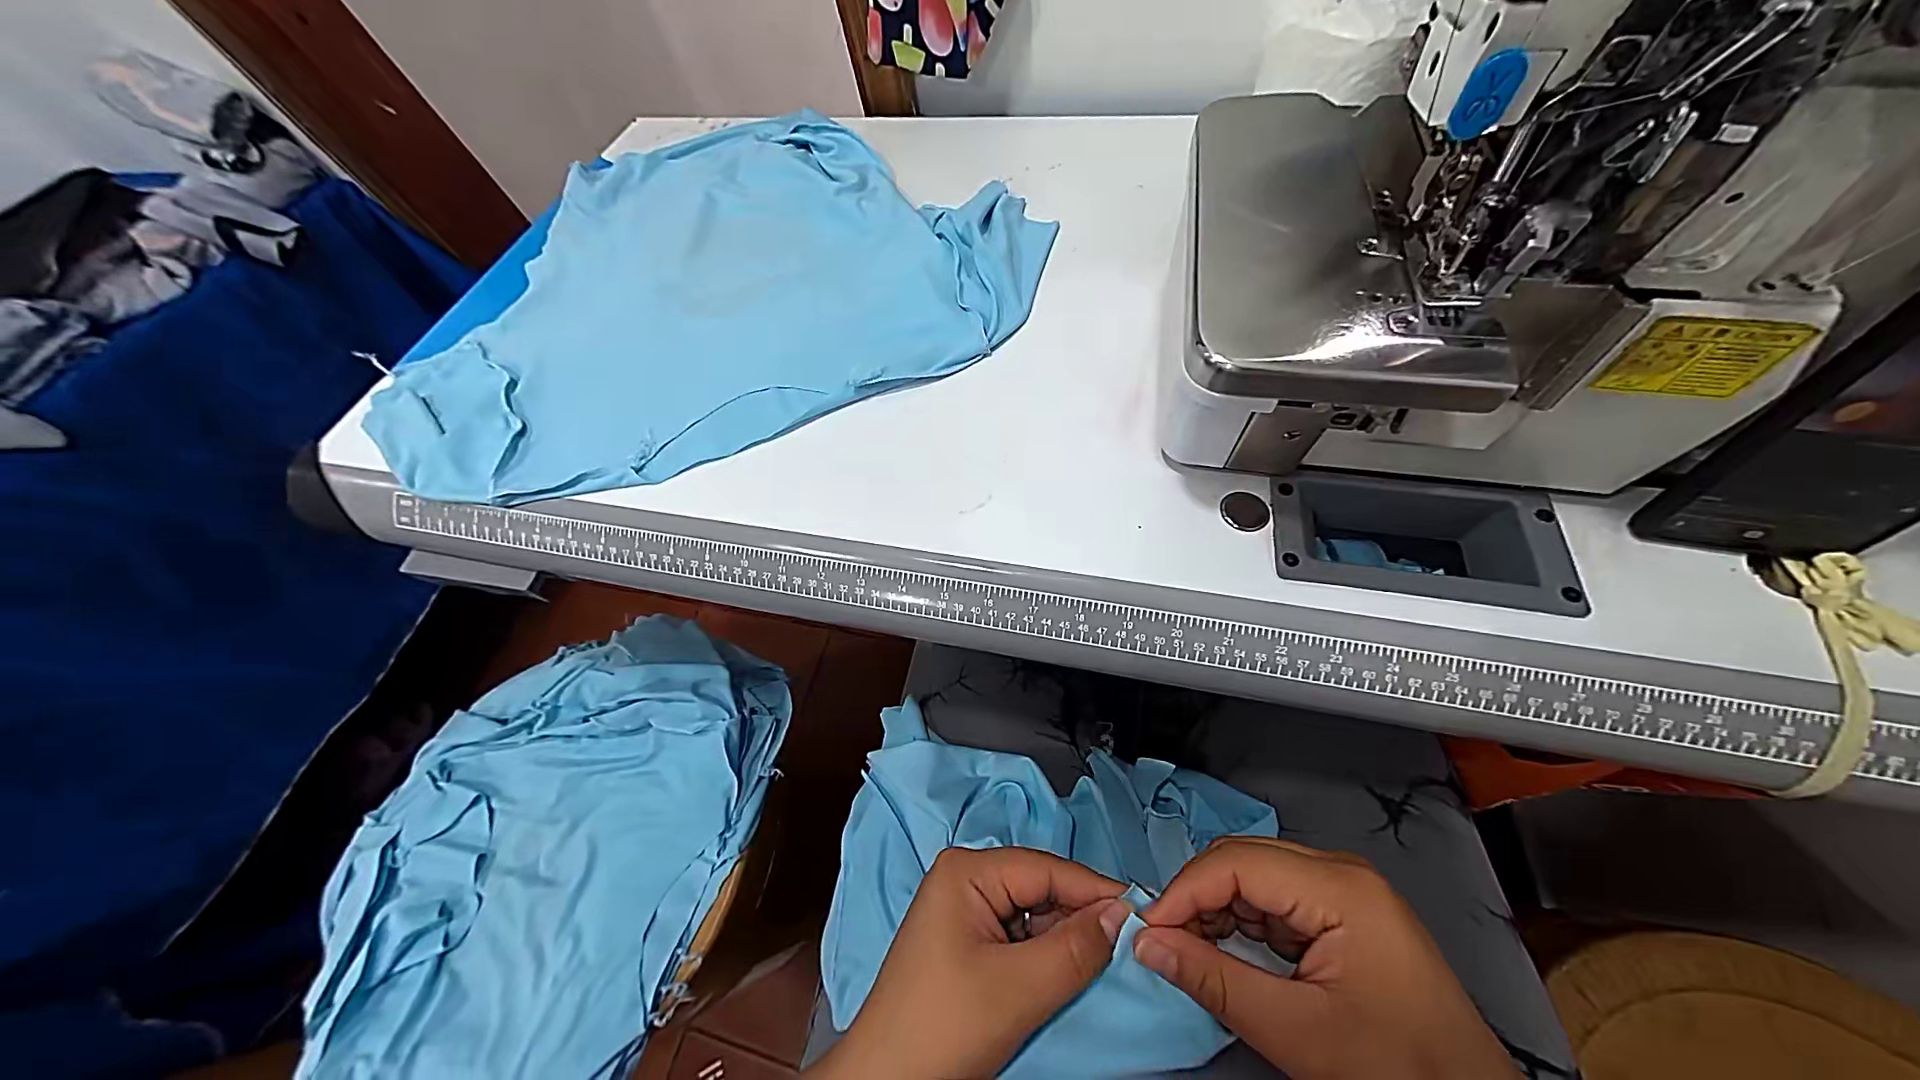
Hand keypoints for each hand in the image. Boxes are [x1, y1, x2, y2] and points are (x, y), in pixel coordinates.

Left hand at [809, 846, 1129, 1079]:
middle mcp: (963, 878)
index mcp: (966, 870)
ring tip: (1096, 964)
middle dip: (1078, 916)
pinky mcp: (966, 939)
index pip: (1045, 868)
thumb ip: (1075, 948)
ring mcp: (962, 908)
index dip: (1094, 890)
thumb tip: (1119, 915)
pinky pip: (1018, 935)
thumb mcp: (1019, 988)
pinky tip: (1063, 973)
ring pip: (1031, 913)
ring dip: (1062, 938)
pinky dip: (1044, 953)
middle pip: (1039, 887)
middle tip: (1124, 946)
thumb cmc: (944, 1026)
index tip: (1141, 913)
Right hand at [1133, 837, 1513, 1079]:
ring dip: (1216, 908)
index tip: (1147, 930)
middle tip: (1165, 941)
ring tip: (1193, 951)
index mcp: (1339, 886)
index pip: (1234, 863)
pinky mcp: (1342, 908)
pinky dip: (1241, 920)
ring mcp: (1344, 886)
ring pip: (1252, 874)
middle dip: (1196, 897)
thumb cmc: (1395, 1069)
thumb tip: (1146, 944)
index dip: (1182, 892)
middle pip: (1241, 859)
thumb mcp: (1296, 1031)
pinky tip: (1228, 951)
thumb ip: (1213, 980)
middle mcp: (1340, 870)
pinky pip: (1273, 895)